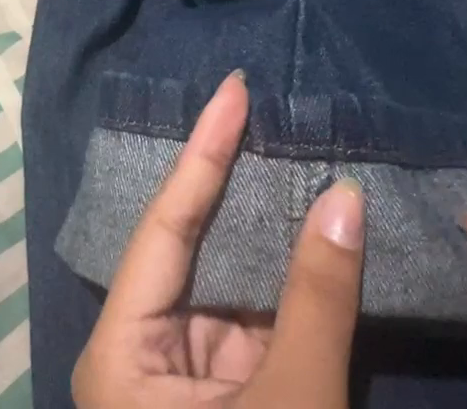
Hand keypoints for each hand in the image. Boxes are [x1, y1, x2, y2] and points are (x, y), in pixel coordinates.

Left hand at [72, 70, 366, 408]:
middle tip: (266, 110)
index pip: (165, 227)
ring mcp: (180, 371)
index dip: (203, 153)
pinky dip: (283, 276)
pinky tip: (309, 223)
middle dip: (233, 180)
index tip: (233, 88)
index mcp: (120, 351)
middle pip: (192, 247)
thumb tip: (345, 196)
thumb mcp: (291, 396)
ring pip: (226, 278)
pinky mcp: (223, 389)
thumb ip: (315, 299)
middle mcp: (139, 350)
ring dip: (267, 226)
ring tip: (292, 147)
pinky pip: (249, 314)